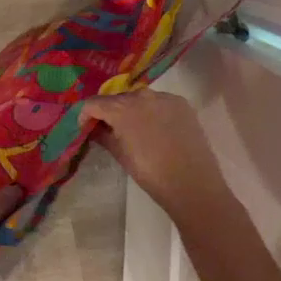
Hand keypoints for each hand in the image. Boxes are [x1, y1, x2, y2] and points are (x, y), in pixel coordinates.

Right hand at [82, 89, 221, 216]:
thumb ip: (103, 136)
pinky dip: (154, 111)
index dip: (86, 115)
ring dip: (132, 110)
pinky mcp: (181, 103)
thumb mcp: (121, 155)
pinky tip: (158, 129)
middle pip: (116, 98)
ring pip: (139, 98)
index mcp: (121, 108)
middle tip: (111, 130)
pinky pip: (160, 102)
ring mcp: (164, 97)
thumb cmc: (151, 174)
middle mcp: (141, 95)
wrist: (193, 185)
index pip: (94, 103)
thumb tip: (93, 128)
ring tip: (137, 131)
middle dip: (110, 112)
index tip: (86, 127)